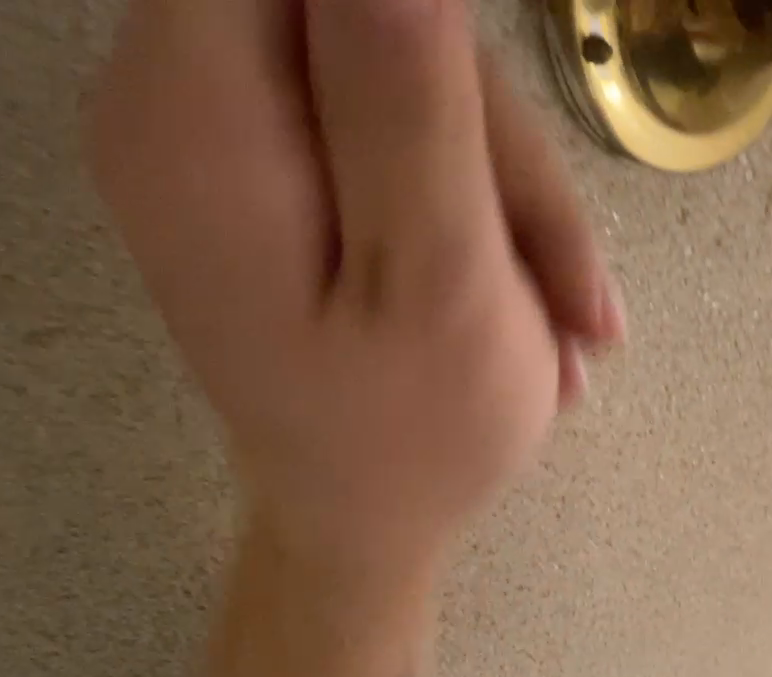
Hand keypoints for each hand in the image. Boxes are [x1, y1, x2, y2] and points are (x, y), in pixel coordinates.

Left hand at [87, 0, 623, 565]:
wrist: (365, 531)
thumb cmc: (409, 435)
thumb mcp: (437, 277)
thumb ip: (412, 105)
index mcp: (201, 118)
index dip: (414, 15)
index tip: (486, 110)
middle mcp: (192, 110)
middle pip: (371, 24)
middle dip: (500, 147)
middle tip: (578, 288)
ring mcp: (246, 151)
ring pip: (412, 93)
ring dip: (515, 206)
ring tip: (568, 330)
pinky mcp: (296, 188)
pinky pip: (408, 152)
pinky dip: (485, 226)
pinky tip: (532, 316)